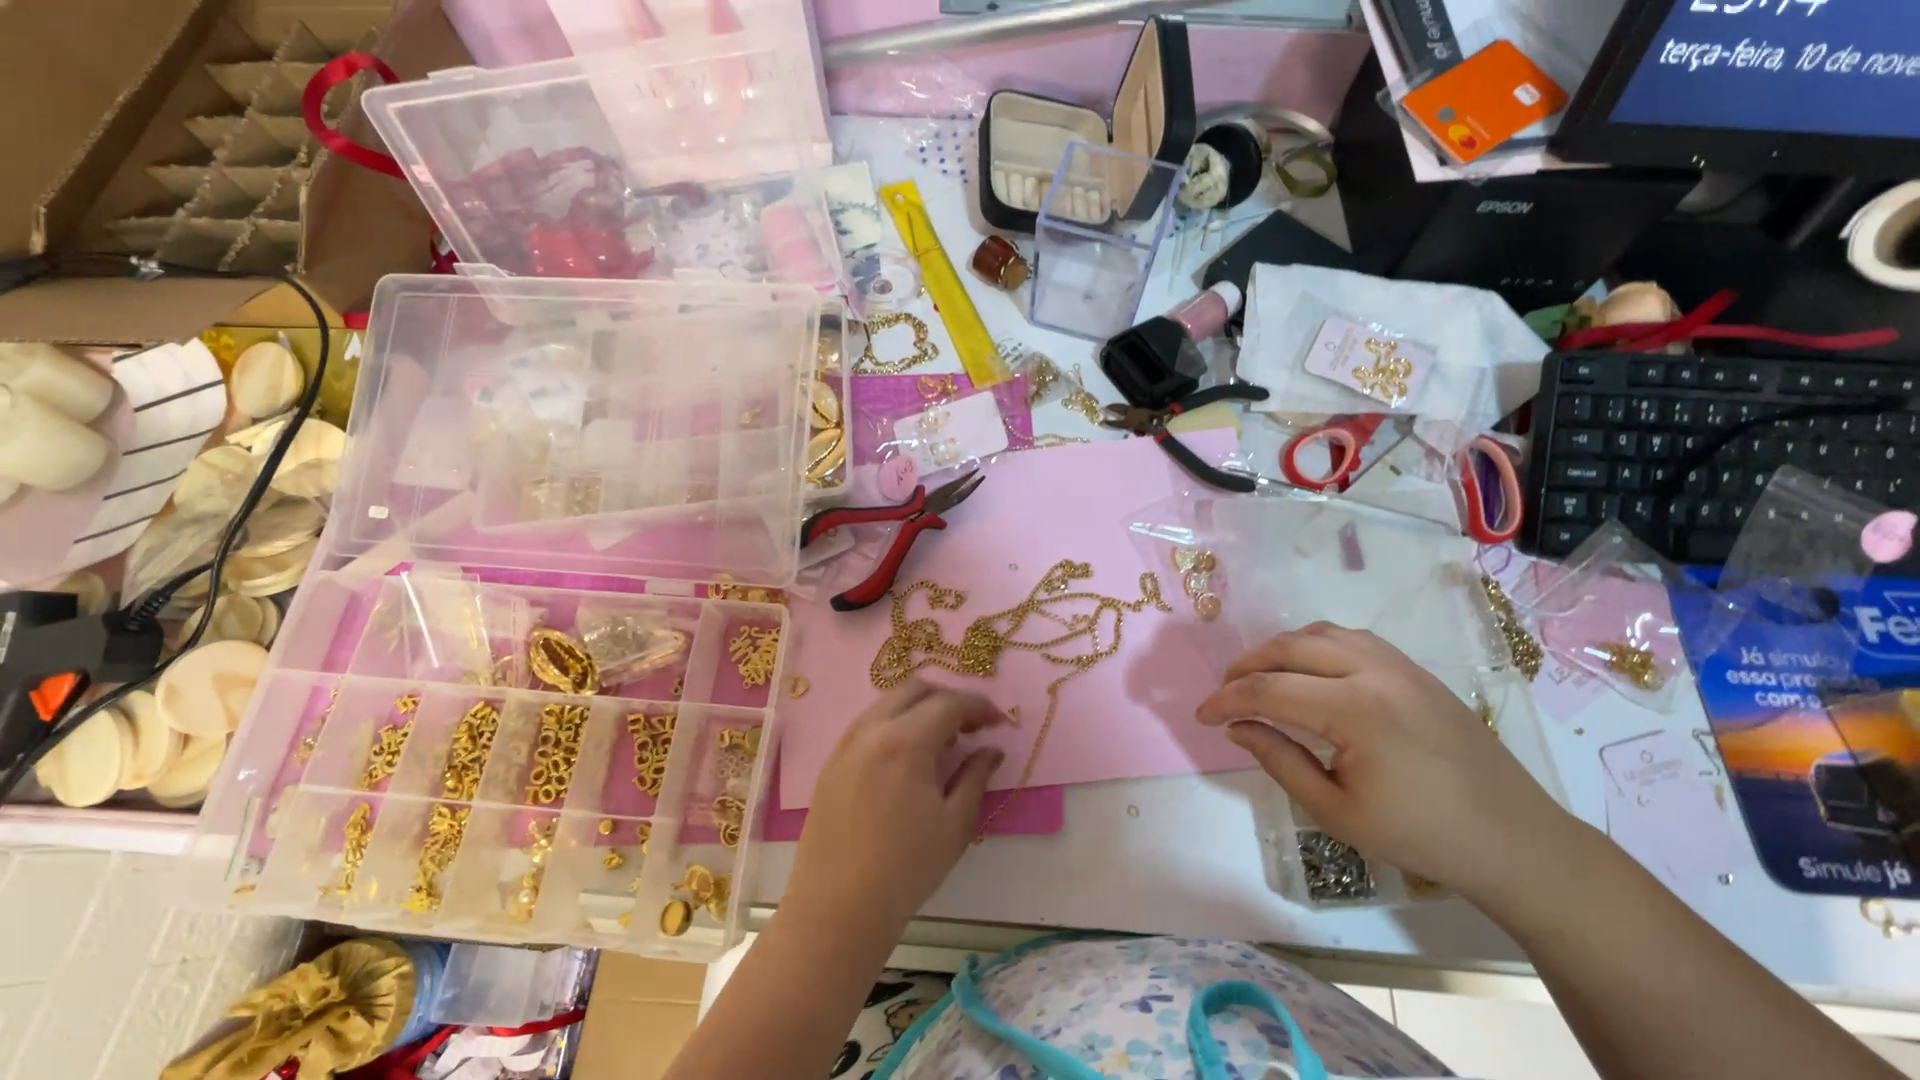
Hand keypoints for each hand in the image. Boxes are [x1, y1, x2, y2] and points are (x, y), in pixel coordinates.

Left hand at [786, 680, 1007, 932]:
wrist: (837, 905)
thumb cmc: (906, 868)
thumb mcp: (955, 824)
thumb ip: (975, 777)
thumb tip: (990, 750)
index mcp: (905, 742)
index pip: (949, 703)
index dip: (980, 706)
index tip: (1000, 723)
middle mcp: (871, 731)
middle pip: (914, 689)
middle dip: (948, 697)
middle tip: (971, 726)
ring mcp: (846, 745)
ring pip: (886, 702)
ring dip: (919, 708)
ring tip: (942, 741)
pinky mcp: (831, 763)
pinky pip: (867, 724)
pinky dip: (894, 723)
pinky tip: (907, 757)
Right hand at [1196, 624, 1580, 901]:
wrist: (1510, 838)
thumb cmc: (1418, 835)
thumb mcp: (1335, 811)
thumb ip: (1279, 761)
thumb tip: (1237, 727)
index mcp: (1355, 710)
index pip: (1270, 689)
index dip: (1227, 699)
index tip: (1201, 716)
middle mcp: (1376, 673)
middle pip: (1291, 647)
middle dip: (1247, 665)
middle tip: (1225, 692)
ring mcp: (1402, 667)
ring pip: (1323, 634)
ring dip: (1282, 649)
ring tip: (1261, 677)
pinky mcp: (1419, 672)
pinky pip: (1355, 640)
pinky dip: (1319, 647)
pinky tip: (1311, 673)